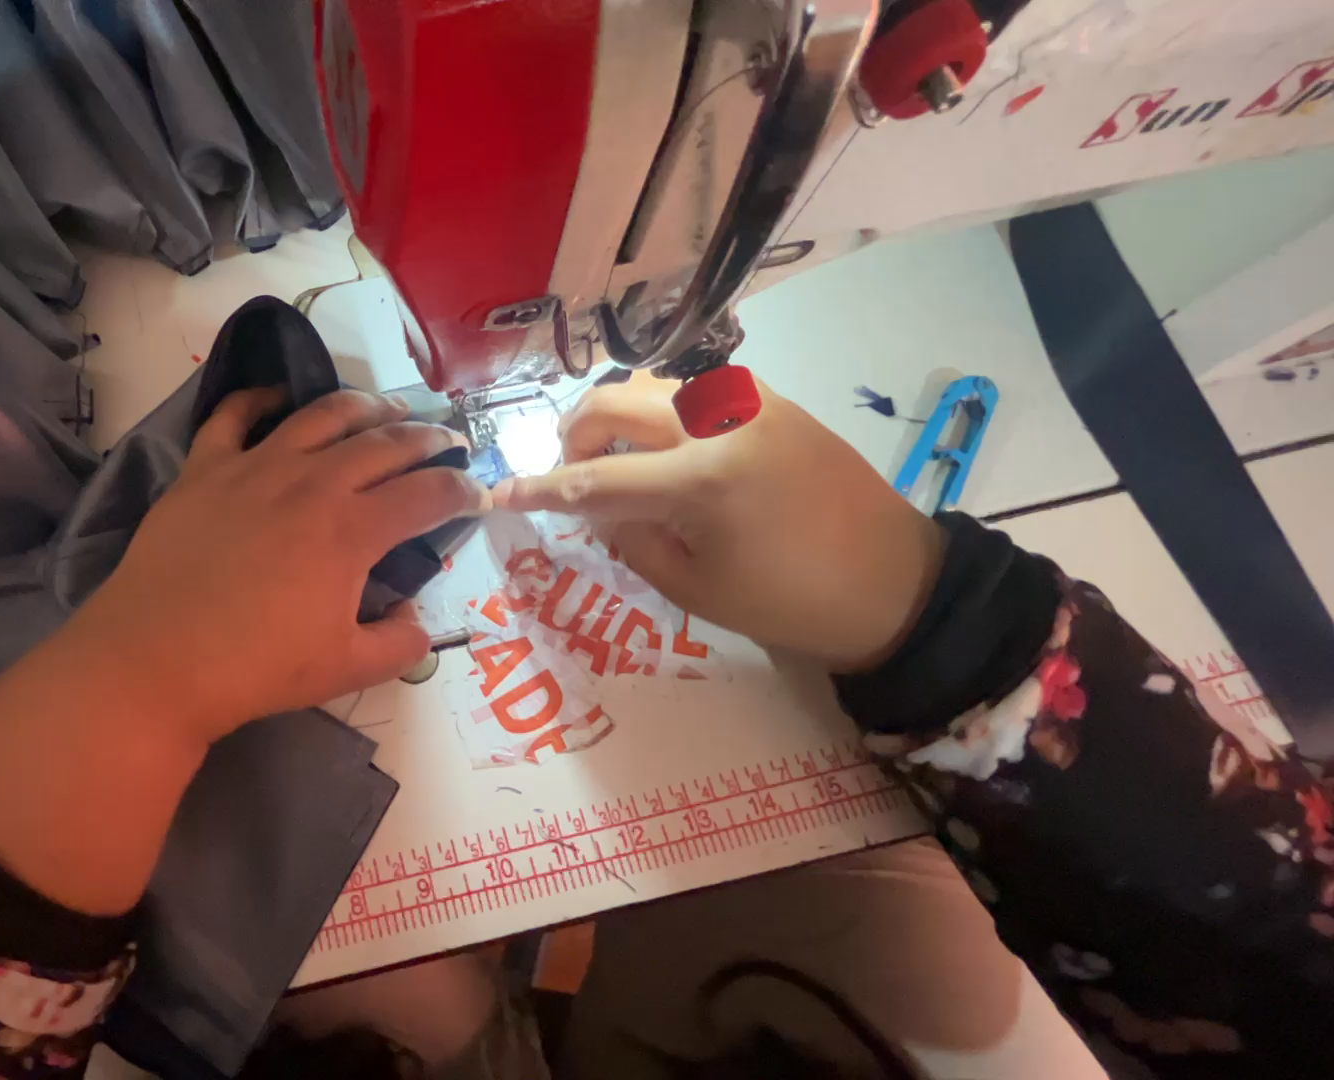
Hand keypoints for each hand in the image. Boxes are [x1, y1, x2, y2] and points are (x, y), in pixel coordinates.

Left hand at [0, 388, 487, 913]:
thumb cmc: (255, 669)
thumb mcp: (345, 669)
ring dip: (364, 405)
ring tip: (386, 406)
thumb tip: (418, 621)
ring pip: (321, 415)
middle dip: (429, 438)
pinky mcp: (205, 468)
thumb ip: (399, 643)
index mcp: (353, 530)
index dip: (463, 490)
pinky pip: (234, 416)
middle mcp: (312, 482)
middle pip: (385, 443)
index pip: (428, 495)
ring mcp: (255, 466)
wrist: (155, 661)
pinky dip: (259, 399)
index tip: (479, 493)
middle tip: (449, 440)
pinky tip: (278, 398)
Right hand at [494, 377, 942, 671]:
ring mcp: (750, 402)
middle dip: (574, 435)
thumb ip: (627, 536)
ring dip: (614, 416)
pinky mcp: (773, 401)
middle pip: (612, 402)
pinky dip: (658, 412)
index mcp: (701, 480)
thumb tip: (591, 505)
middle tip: (571, 472)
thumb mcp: (692, 586)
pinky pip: (692, 390)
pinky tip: (664, 448)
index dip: (539, 488)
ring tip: (615, 458)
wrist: (896, 585)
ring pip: (649, 384)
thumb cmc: (789, 603)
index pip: (594, 478)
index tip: (500, 494)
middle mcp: (720, 421)